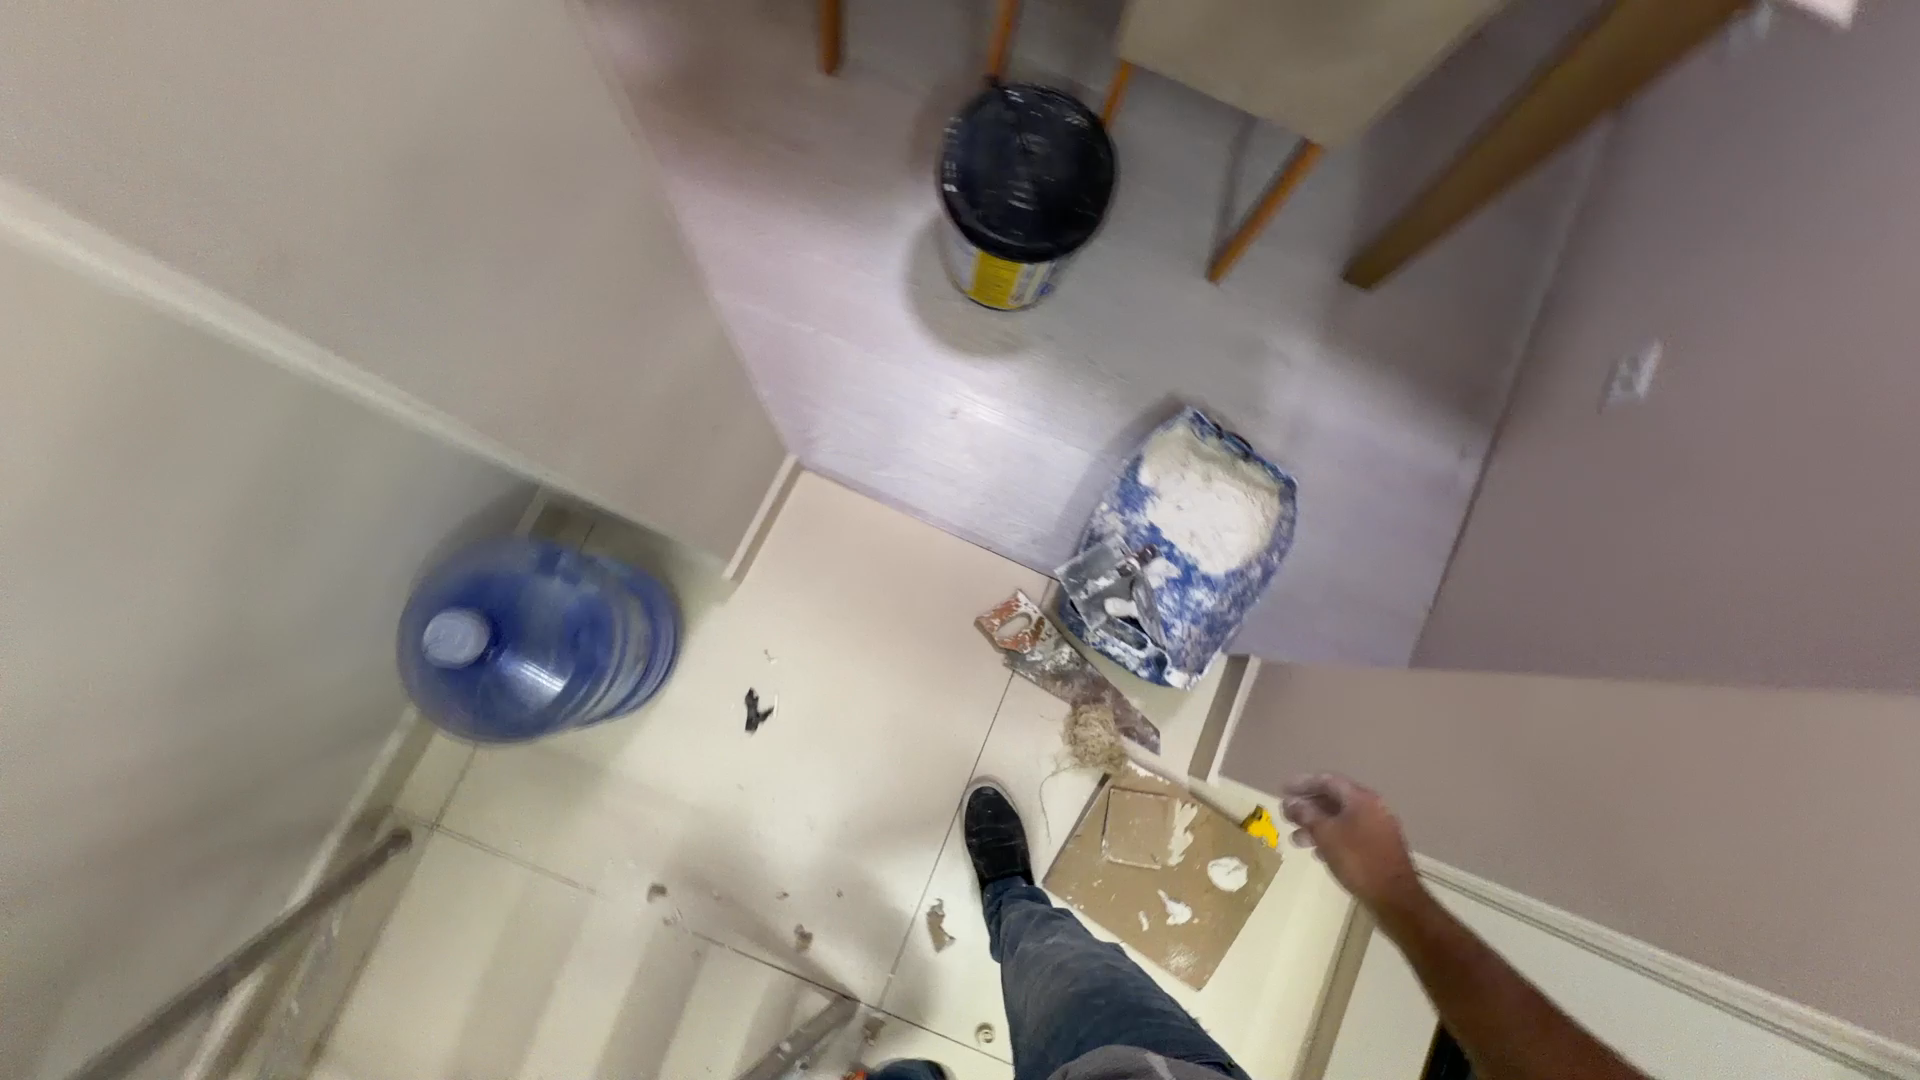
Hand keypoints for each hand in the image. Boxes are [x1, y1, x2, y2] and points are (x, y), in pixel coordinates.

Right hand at [1281, 773, 1422, 912]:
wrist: (1396, 898)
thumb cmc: (1357, 860)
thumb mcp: (1325, 833)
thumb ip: (1305, 814)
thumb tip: (1291, 803)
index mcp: (1361, 798)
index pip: (1327, 780)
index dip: (1302, 783)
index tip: (1283, 790)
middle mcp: (1372, 808)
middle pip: (1334, 799)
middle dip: (1308, 806)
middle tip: (1287, 815)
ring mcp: (1378, 828)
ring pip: (1340, 818)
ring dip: (1316, 825)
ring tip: (1296, 839)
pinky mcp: (1380, 847)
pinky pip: (1350, 833)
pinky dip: (1331, 837)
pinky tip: (1318, 852)